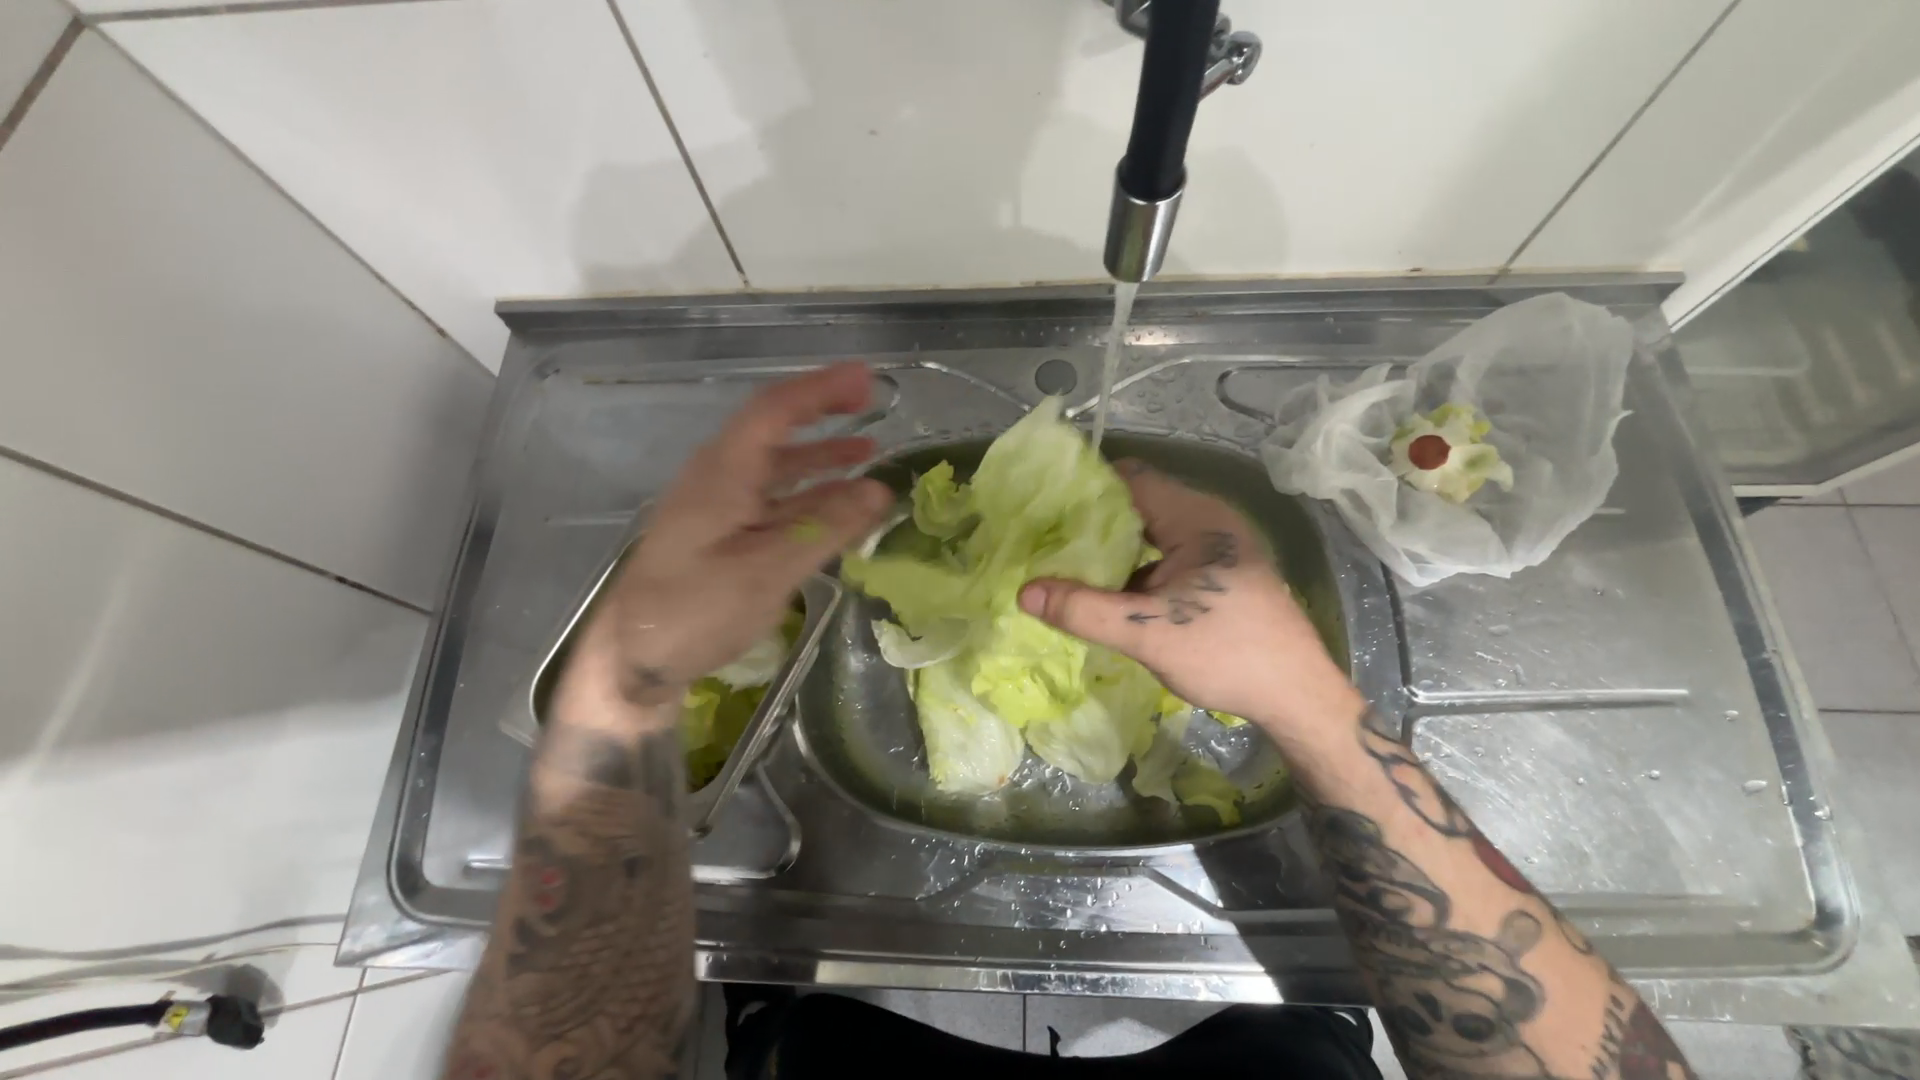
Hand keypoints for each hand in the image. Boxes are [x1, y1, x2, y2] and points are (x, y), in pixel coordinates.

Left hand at [566, 364, 892, 714]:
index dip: (820, 390)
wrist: (634, 657)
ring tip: (868, 453)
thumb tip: (880, 490)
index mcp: (723, 473)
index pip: (774, 411)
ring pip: (777, 467)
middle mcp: (720, 478)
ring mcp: (719, 507)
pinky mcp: (722, 535)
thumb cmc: (695, 610)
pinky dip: (810, 495)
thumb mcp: (768, 571)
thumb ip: (826, 527)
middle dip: (822, 412)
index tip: (865, 379)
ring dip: (821, 456)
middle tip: (870, 403)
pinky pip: (773, 500)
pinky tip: (838, 505)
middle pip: (775, 430)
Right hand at [1017, 461, 1363, 750]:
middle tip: (1046, 541)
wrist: (1297, 697)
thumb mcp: (1148, 634)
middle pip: (1137, 504)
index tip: (1043, 509)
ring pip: (1150, 534)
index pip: (1130, 478)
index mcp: (1196, 518)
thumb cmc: (1228, 654)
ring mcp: (1217, 548)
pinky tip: (1105, 592)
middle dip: (1092, 522)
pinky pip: (1165, 556)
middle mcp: (1208, 521)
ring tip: (1064, 565)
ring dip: (1112, 549)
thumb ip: (1084, 611)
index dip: (1086, 488)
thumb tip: (1024, 592)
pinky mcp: (1219, 574)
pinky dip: (1135, 568)